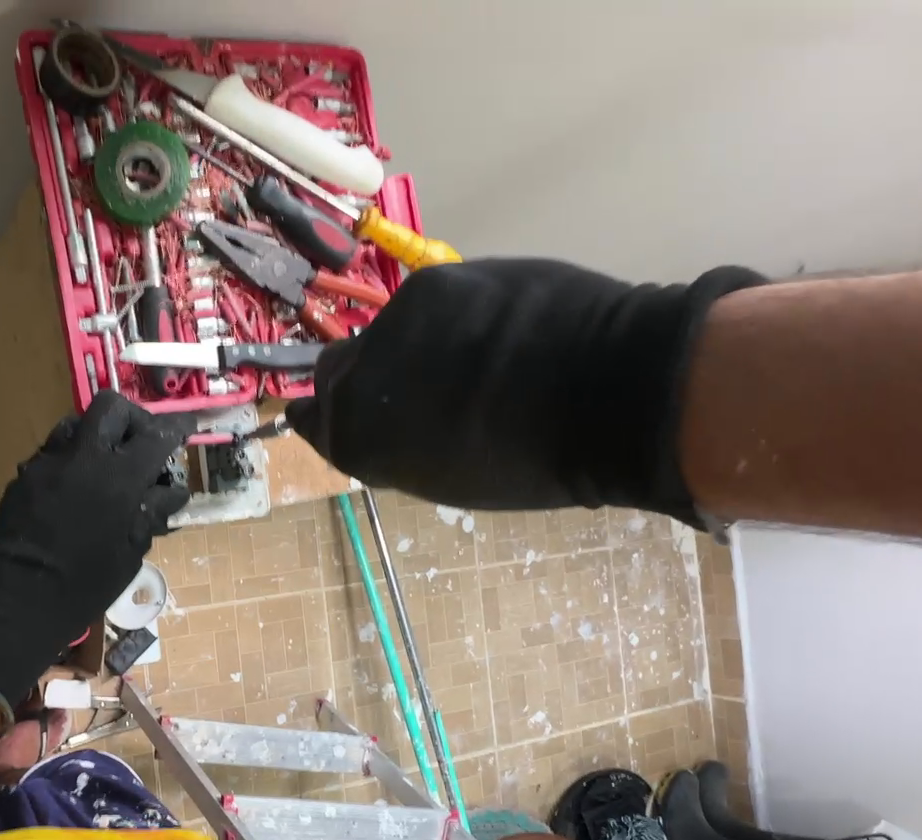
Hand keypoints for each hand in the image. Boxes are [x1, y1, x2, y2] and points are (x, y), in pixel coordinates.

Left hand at [0, 391, 190, 720]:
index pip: (157, 434)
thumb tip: (171, 492)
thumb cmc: (85, 586)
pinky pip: (52, 454)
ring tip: (104, 466)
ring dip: (96, 436)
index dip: (177, 428)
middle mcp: (83, 457)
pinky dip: (70, 461)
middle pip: (111, 407)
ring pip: (75, 424)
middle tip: (139, 445)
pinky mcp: (22, 476)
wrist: (17, 601)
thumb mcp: (130, 553)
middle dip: (132, 419)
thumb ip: (152, 513)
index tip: (186, 429)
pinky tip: (73, 490)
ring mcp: (47, 462)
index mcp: (120, 477)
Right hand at [285, 259, 765, 527]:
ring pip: (384, 331)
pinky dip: (447, 316)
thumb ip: (387, 444)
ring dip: (410, 343)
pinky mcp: (433, 284)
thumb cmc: (527, 461)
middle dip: (364, 376)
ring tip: (468, 358)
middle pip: (335, 367)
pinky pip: (426, 303)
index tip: (352, 416)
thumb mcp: (439, 473)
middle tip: (413, 387)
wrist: (610, 395)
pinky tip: (491, 330)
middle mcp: (355, 378)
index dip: (327, 416)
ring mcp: (391, 326)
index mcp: (355, 435)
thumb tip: (370, 418)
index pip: (310, 417)